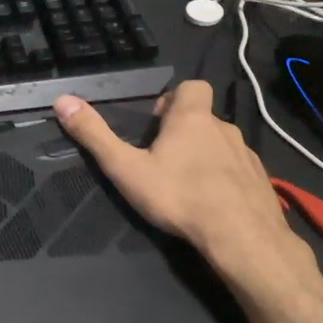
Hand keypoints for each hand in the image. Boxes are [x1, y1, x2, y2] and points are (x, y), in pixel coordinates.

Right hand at [53, 83, 298, 268]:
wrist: (242, 236)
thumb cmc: (178, 196)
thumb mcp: (125, 167)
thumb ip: (95, 135)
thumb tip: (63, 101)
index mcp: (191, 119)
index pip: (192, 86)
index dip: (174, 97)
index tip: (156, 121)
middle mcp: (224, 128)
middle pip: (203, 117)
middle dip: (182, 129)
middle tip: (159, 156)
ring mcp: (246, 154)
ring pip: (220, 143)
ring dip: (202, 152)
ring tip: (181, 180)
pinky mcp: (260, 179)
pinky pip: (236, 167)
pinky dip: (221, 175)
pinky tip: (208, 198)